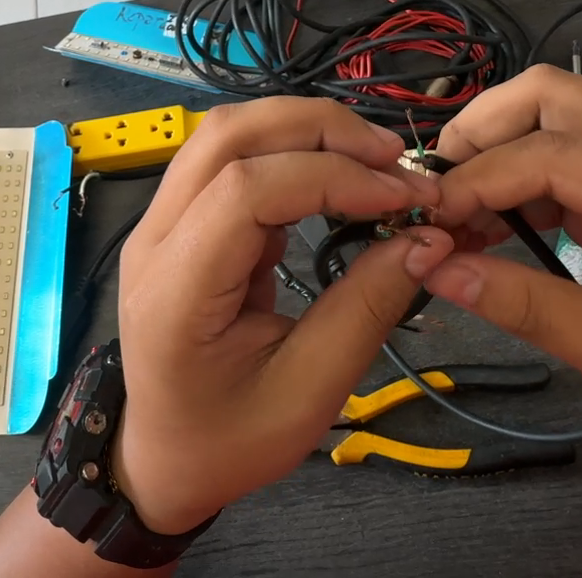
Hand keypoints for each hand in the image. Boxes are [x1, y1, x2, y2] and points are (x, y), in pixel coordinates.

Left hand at [110, 97, 454, 532]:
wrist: (161, 454)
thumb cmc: (228, 438)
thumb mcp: (307, 393)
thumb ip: (364, 309)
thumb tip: (427, 238)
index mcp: (174, 289)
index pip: (245, 189)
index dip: (329, 176)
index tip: (400, 196)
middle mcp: (154, 235)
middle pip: (227, 136)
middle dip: (317, 127)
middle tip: (393, 155)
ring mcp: (160, 219)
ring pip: (225, 133)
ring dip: (302, 127)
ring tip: (372, 155)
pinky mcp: (179, 215)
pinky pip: (231, 156)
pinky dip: (288, 149)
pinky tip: (335, 173)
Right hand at [421, 65, 581, 456]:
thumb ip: (534, 310)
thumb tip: (437, 270)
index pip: (557, 153)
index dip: (478, 178)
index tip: (428, 220)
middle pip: (553, 93)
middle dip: (480, 132)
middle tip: (440, 194)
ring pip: (561, 103)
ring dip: (500, 144)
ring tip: (467, 211)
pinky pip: (580, 135)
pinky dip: (529, 165)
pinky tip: (511, 218)